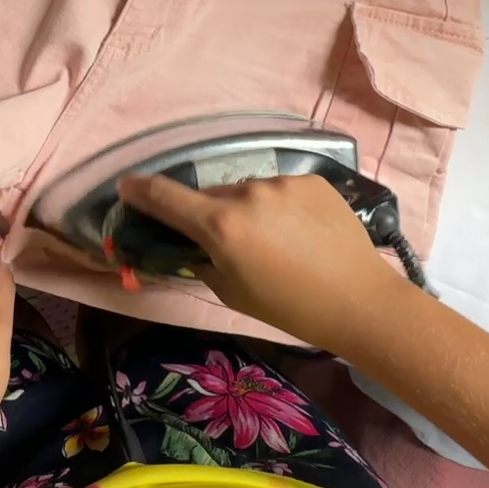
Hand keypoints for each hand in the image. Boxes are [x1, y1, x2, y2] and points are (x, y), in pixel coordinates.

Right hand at [117, 172, 412, 348]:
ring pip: (245, 191)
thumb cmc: (290, 309)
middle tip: (226, 241)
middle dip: (207, 214)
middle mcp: (245, 193)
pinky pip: (278, 188)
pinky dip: (278, 206)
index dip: (138, 190)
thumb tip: (183, 243)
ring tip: (275, 240)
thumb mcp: (230, 292)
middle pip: (208, 195)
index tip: (126, 186)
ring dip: (246, 209)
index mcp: (221, 225)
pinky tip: (300, 231)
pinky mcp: (309, 179)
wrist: (362, 302)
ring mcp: (280, 181)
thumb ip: (199, 260)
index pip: (164, 196)